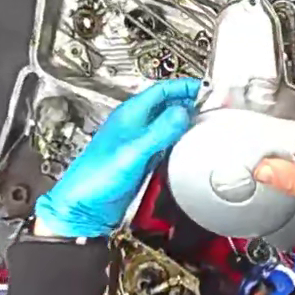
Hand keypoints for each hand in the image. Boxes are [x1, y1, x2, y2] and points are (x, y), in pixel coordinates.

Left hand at [34, 78, 200, 237]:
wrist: (84, 209)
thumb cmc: (97, 179)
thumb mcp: (133, 152)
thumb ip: (160, 131)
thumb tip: (183, 111)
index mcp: (130, 115)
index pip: (162, 89)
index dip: (185, 86)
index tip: (206, 88)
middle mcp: (135, 125)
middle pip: (166, 104)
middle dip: (189, 101)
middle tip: (210, 105)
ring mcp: (139, 141)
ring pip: (167, 122)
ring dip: (185, 120)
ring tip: (204, 122)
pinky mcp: (142, 158)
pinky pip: (165, 141)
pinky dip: (179, 139)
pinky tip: (187, 145)